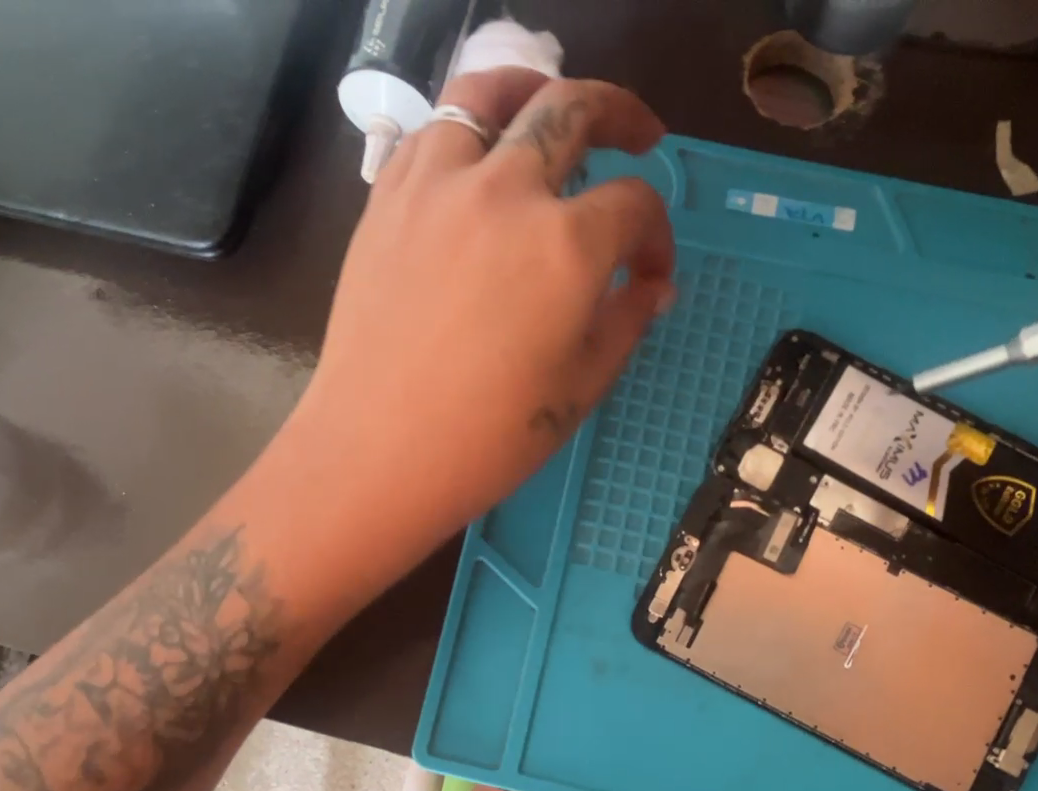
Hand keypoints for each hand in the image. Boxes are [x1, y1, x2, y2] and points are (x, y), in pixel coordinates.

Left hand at [291, 69, 674, 545]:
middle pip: (573, 109)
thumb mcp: (582, 385)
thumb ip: (627, 319)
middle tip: (640, 135)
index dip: (659, 236)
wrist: (378, 452)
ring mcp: (437, 187)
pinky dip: (467, 131)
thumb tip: (653, 285)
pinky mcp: (387, 200)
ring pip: (488, 93)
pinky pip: (432, 132)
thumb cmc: (490, 437)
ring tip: (550, 114)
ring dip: (534, 92)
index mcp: (566, 245)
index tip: (653, 273)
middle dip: (622, 114)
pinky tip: (479, 165)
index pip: (635, 205)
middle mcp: (505, 192)